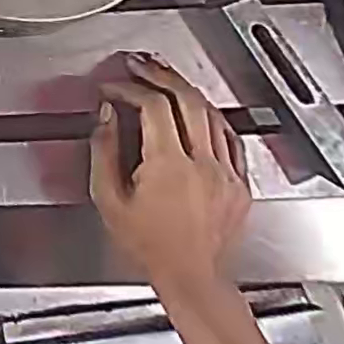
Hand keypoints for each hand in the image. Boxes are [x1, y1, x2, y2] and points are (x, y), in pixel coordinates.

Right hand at [91, 52, 250, 293]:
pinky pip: (230, 137)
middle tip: (141, 65)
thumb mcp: (109, 199)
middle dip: (160, 75)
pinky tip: (198, 110)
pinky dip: (211, 116)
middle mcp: (203, 164)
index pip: (153, 107)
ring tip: (165, 78)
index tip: (114, 88)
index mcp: (169, 166)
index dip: (130, 89)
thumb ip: (104, 150)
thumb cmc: (148, 245)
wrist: (191, 278)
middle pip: (187, 99)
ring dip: (186, 90)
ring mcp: (226, 173)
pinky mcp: (239, 183)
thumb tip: (107, 115)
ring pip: (211, 113)